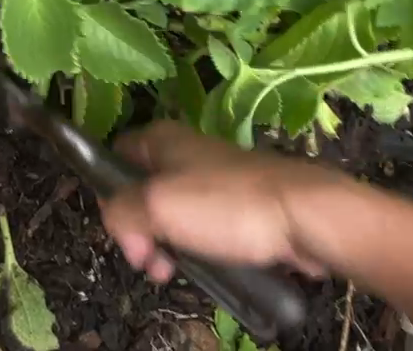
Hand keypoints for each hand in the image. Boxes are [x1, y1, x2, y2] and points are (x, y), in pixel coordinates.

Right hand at [99, 122, 346, 280]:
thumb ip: (122, 212)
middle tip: (151, 262)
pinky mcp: (239, 203)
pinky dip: (199, 247)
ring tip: (177, 273)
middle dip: (140, 230)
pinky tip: (208, 270)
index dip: (108, 194)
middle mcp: (183, 151)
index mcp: (159, 138)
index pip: (112, 158)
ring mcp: (213, 177)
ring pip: (173, 212)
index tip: (122, 230)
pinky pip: (204, 225)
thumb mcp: (157, 206)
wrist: (304, 215)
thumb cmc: (224, 205)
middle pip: (142, 190)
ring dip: (168, 245)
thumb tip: (120, 229)